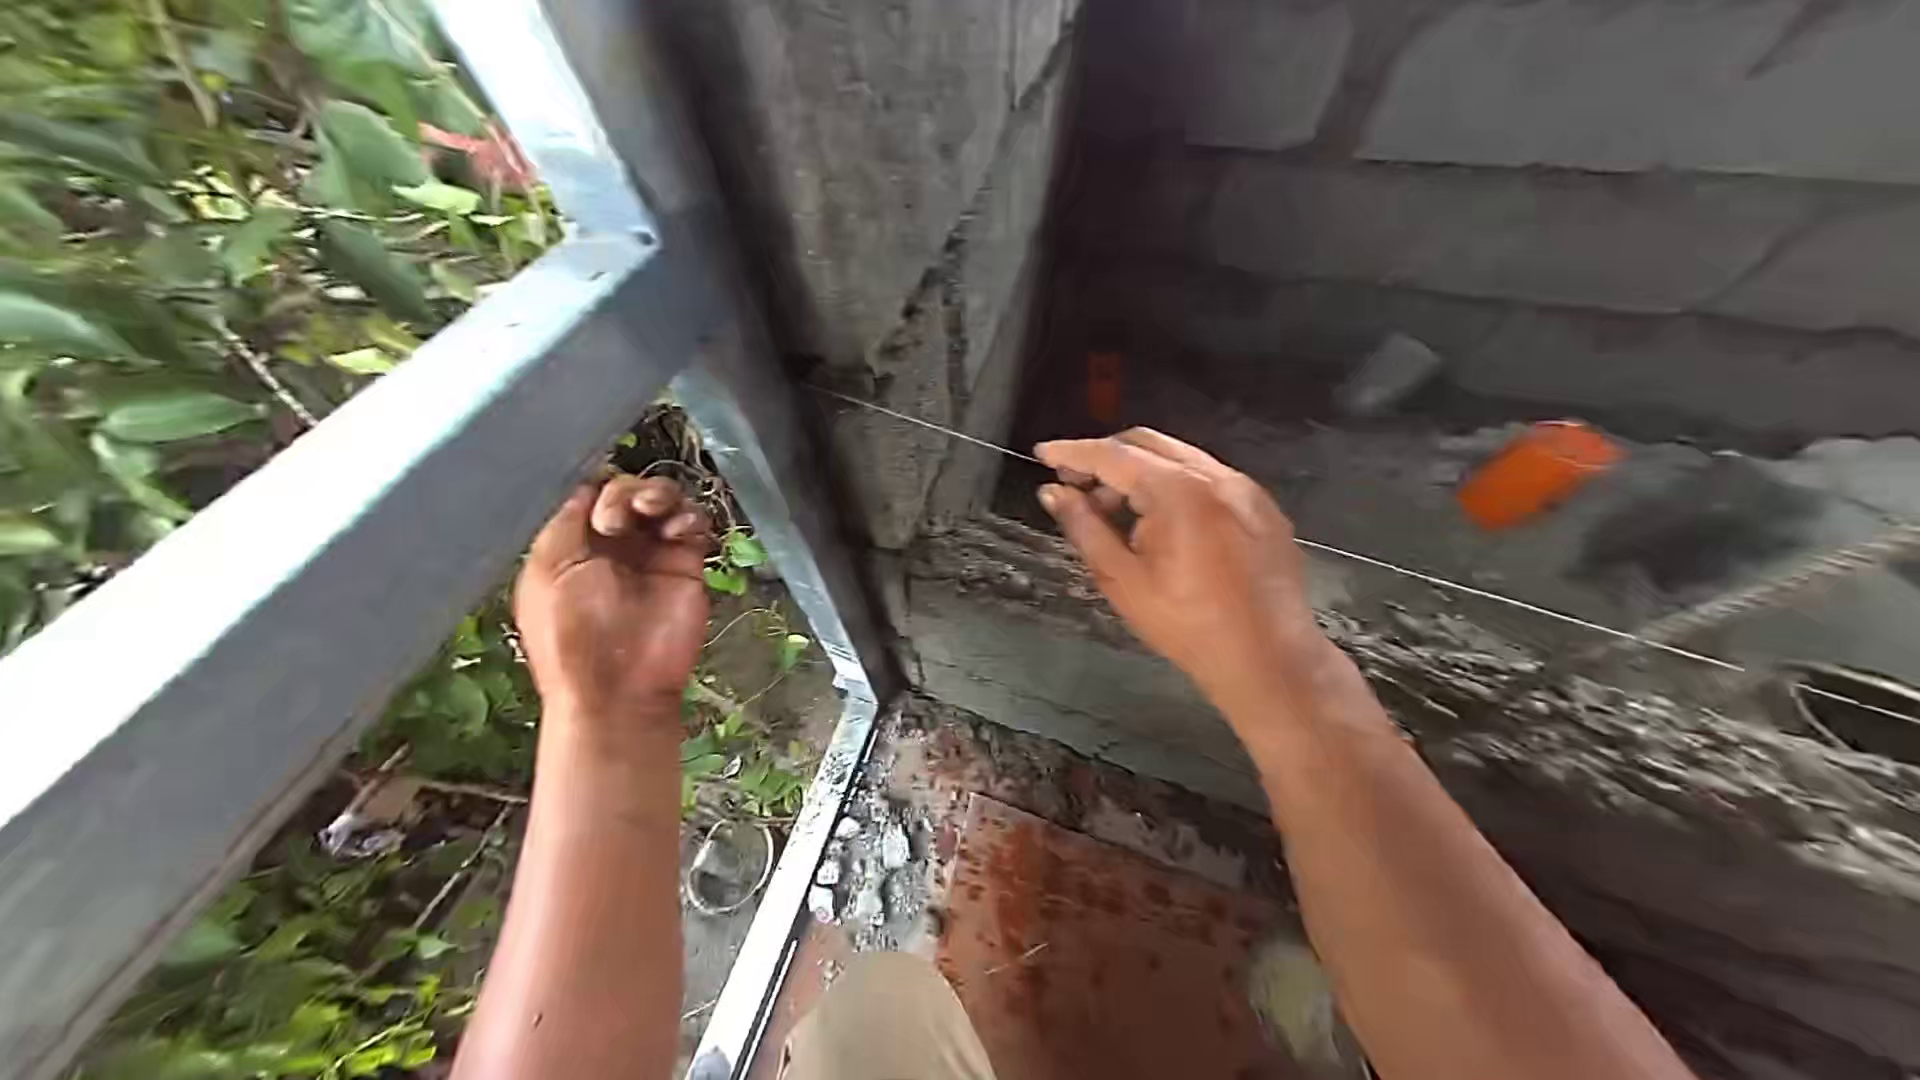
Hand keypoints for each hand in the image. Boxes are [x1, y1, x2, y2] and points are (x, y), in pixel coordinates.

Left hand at [515, 474, 711, 722]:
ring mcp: (654, 553)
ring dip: (658, 494)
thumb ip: (565, 520)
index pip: (591, 494)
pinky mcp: (688, 564)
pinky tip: (677, 532)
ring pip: (664, 500)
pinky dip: (689, 517)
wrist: (621, 684)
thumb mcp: (548, 570)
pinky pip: (694, 525)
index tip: (598, 501)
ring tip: (651, 511)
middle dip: (626, 491)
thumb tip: (588, 486)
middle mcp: (615, 544)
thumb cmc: (572, 631)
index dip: (598, 486)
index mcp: (574, 545)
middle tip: (619, 518)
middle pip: (629, 491)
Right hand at [1034, 428, 1332, 710]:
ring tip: (1112, 510)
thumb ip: (1084, 527)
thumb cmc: (1187, 625)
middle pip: (1148, 444)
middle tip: (1074, 483)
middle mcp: (1217, 477)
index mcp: (1180, 492)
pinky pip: (1206, 478)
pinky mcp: (1262, 507)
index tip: (1045, 453)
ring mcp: (1245, 489)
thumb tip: (1053, 493)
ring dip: (1138, 472)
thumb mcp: (1122, 579)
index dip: (1073, 452)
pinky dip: (1171, 484)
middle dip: (1105, 457)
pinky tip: (1157, 521)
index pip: (1114, 455)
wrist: (1267, 659)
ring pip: (1179, 457)